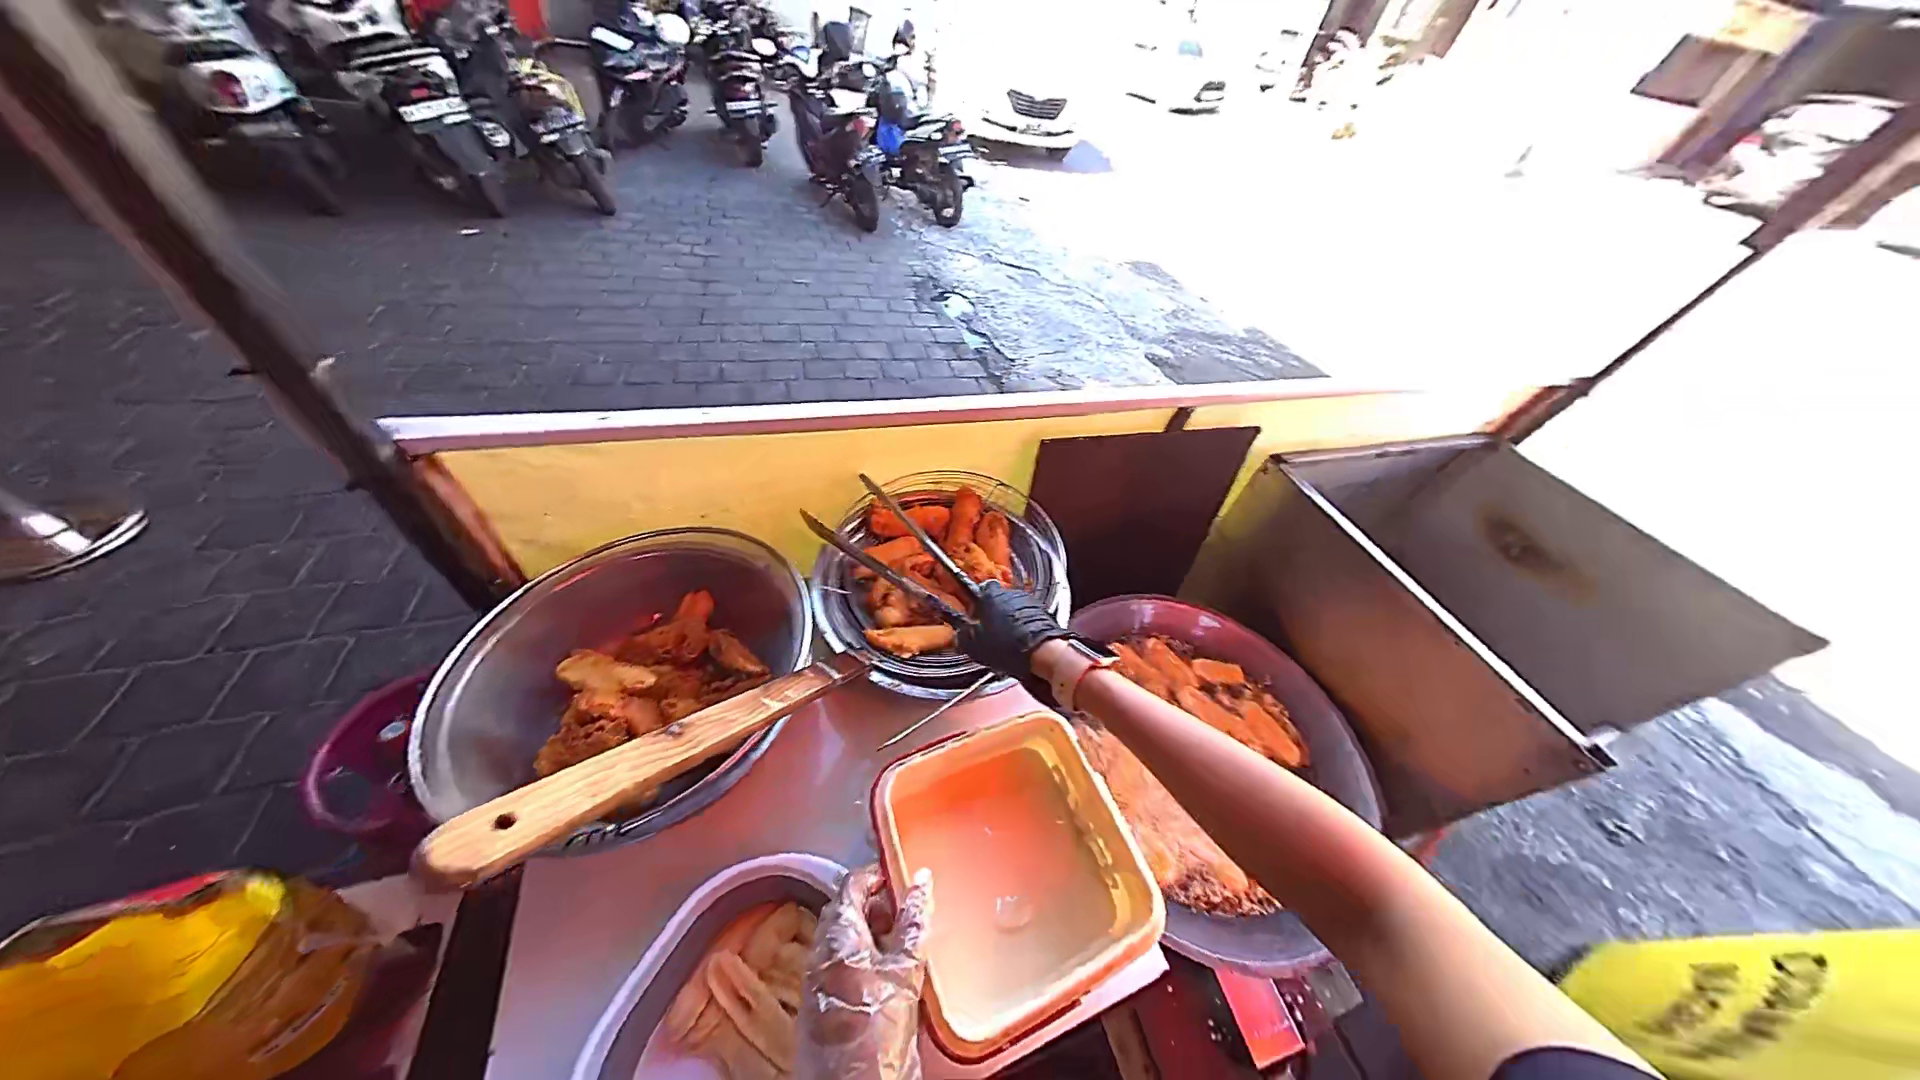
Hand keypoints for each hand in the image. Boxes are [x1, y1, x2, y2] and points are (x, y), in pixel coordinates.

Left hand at [797, 864, 931, 1079]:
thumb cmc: (874, 1034)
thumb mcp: (904, 972)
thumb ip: (913, 924)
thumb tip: (921, 882)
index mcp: (837, 936)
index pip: (851, 884)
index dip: (876, 875)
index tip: (901, 877)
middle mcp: (821, 952)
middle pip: (847, 909)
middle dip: (878, 904)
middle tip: (907, 910)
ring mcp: (818, 978)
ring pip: (846, 937)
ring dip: (873, 932)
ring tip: (903, 942)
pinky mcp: (822, 1002)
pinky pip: (842, 963)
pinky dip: (864, 957)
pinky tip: (887, 972)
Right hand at [956, 580, 1071, 677]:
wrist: (1042, 653)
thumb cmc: (1005, 644)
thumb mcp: (973, 644)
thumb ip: (962, 636)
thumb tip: (959, 635)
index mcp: (990, 594)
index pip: (979, 589)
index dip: (976, 603)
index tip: (973, 616)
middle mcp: (1010, 592)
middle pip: (997, 599)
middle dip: (993, 613)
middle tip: (987, 632)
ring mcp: (1029, 602)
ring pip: (1013, 609)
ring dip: (1009, 620)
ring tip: (1005, 642)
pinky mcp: (1044, 613)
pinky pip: (1028, 618)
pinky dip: (1023, 628)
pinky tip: (1020, 644)